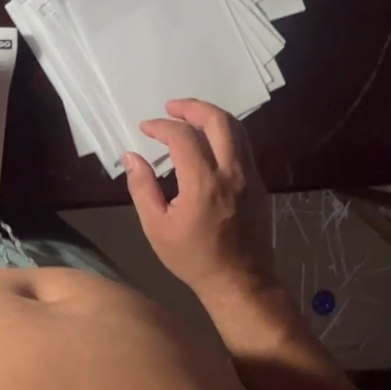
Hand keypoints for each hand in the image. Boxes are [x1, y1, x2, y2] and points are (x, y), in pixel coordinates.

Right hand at [124, 99, 275, 297]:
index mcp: (203, 184)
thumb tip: (132, 157)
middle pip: (219, 121)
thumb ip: (142, 187)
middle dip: (192, 108)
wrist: (240, 281)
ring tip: (188, 118)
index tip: (145, 129)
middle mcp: (232, 173)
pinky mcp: (258, 184)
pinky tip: (206, 143)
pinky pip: (243, 147)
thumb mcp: (156, 226)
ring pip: (237, 130)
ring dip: (211, 117)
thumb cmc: (193, 258)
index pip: (182, 137)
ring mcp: (250, 177)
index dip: (161, 127)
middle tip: (171, 108)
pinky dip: (223, 135)